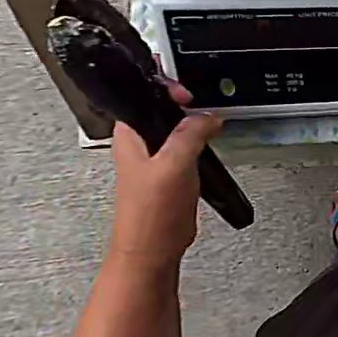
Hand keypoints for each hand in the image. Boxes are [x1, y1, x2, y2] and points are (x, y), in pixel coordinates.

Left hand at [107, 80, 222, 268]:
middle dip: (184, 105)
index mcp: (129, 134)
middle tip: (200, 109)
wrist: (154, 248)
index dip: (165, 88)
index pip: (142, 93)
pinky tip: (207, 147)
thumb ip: (190, 134)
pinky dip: (198, 144)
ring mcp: (155, 157)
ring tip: (208, 125)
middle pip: (161, 108)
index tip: (187, 97)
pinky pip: (185, 147)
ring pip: (175, 128)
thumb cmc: (150, 214)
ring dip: (193, 125)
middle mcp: (139, 143)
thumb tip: (207, 118)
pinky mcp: (170, 171)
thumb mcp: (173, 164)